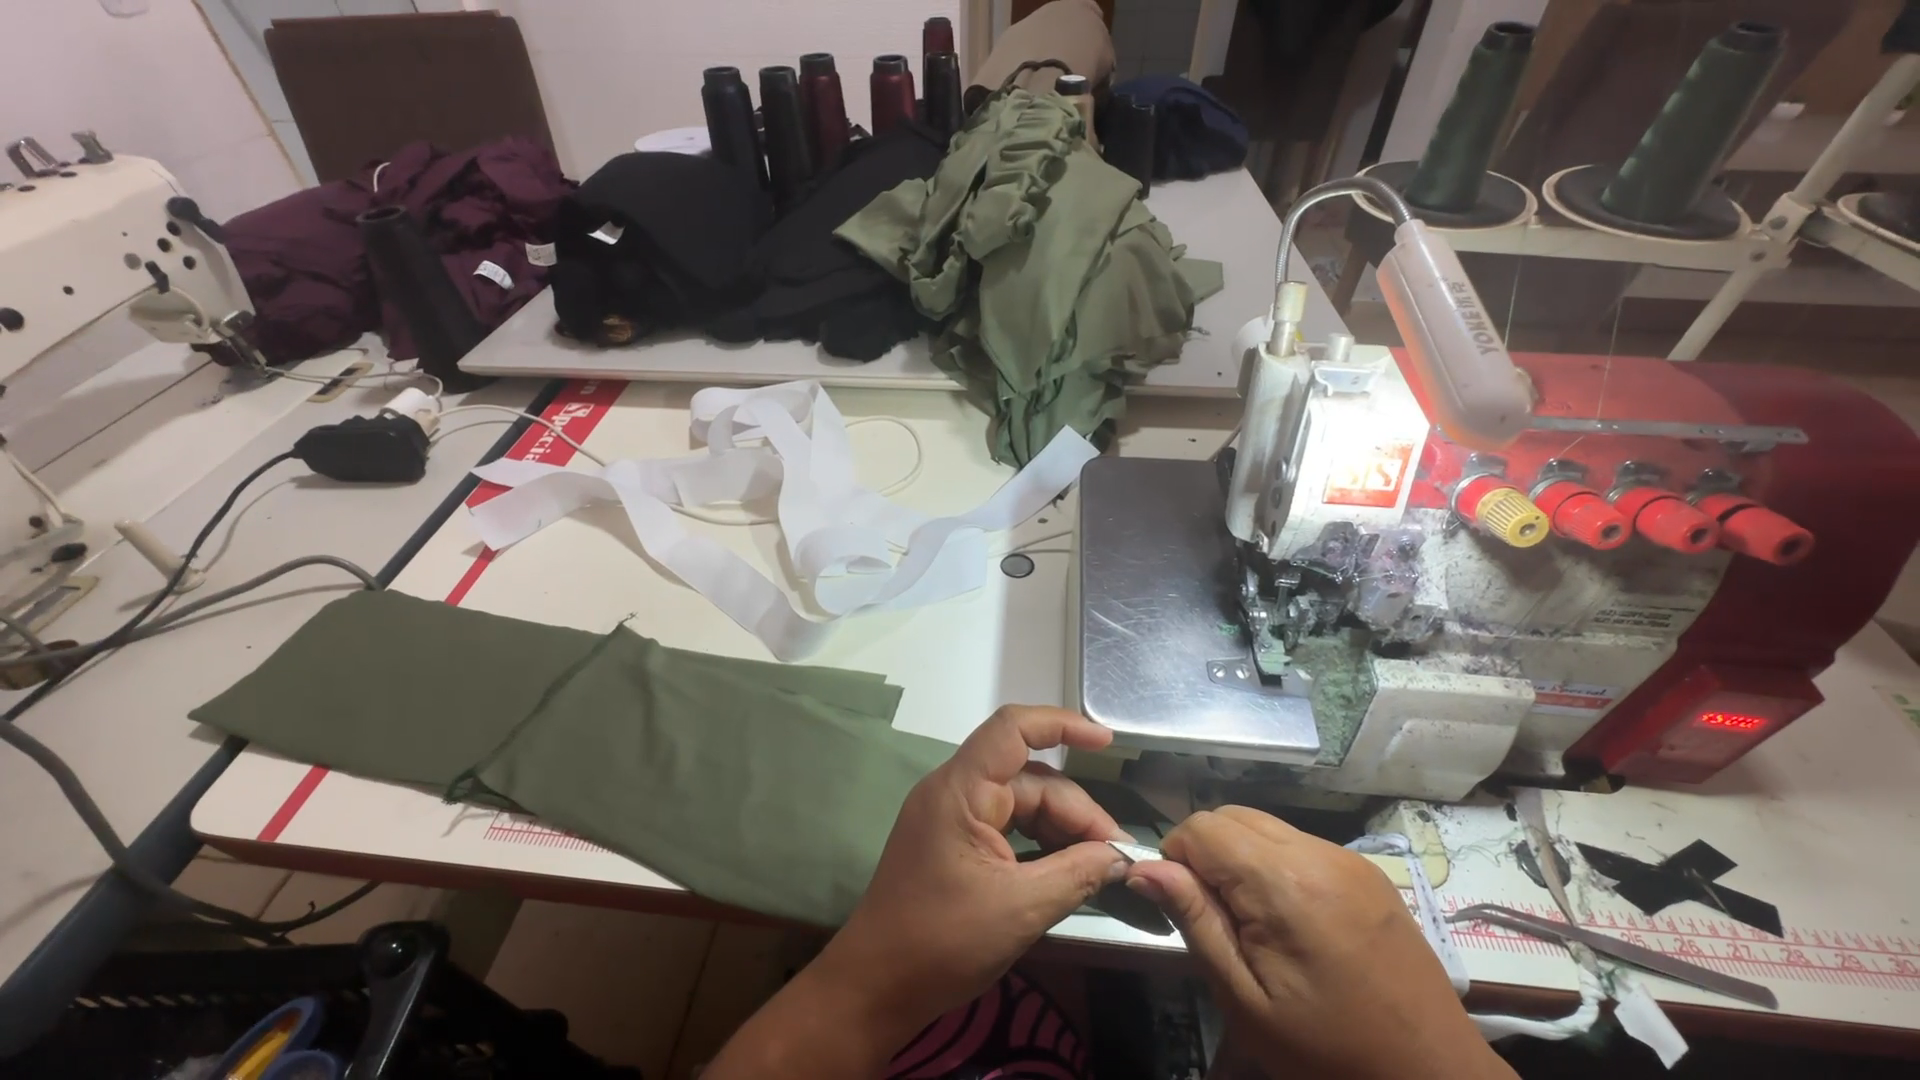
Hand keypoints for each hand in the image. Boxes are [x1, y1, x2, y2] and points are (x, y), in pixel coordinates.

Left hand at [812, 705, 1130, 1038]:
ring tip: (1099, 866)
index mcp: (960, 791)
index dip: (1062, 725)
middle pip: (1029, 778)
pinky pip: (1006, 826)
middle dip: (1076, 811)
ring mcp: (951, 817)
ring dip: (1061, 830)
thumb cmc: (940, 943)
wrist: (874, 988)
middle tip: (1117, 857)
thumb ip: (1077, 874)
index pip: (1012, 730)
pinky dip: (1039, 844)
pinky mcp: (953, 842)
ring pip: (1021, 804)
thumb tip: (1121, 857)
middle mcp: (954, 791)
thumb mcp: (1020, 910)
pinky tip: (1067, 870)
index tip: (1106, 742)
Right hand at [1126, 807, 1513, 1079]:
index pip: (1201, 827)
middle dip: (1206, 852)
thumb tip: (1143, 867)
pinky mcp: (1366, 871)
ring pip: (1263, 824)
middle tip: (1216, 917)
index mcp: (1285, 882)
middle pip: (1231, 815)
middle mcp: (1318, 852)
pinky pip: (1298, 842)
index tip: (1186, 908)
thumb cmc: (1329, 1051)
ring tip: (1251, 919)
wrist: (1433, 1077)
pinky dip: (1273, 863)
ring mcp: (1348, 857)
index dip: (1178, 859)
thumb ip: (1196, 921)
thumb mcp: (1245, 999)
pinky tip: (1287, 917)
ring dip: (1239, 855)